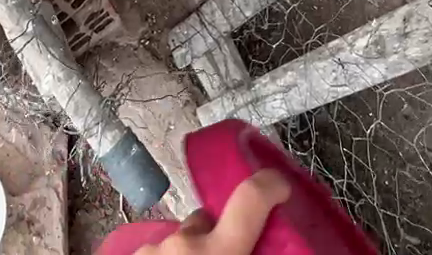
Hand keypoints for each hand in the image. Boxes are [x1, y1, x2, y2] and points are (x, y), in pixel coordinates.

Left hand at [135, 172, 291, 253]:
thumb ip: (257, 252)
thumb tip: (262, 241)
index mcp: (219, 254)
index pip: (250, 200)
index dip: (268, 185)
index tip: (280, 184)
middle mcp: (182, 245)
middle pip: (204, 222)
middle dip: (215, 236)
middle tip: (227, 253)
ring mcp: (150, 251)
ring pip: (177, 241)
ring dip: (188, 254)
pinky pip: (156, 254)